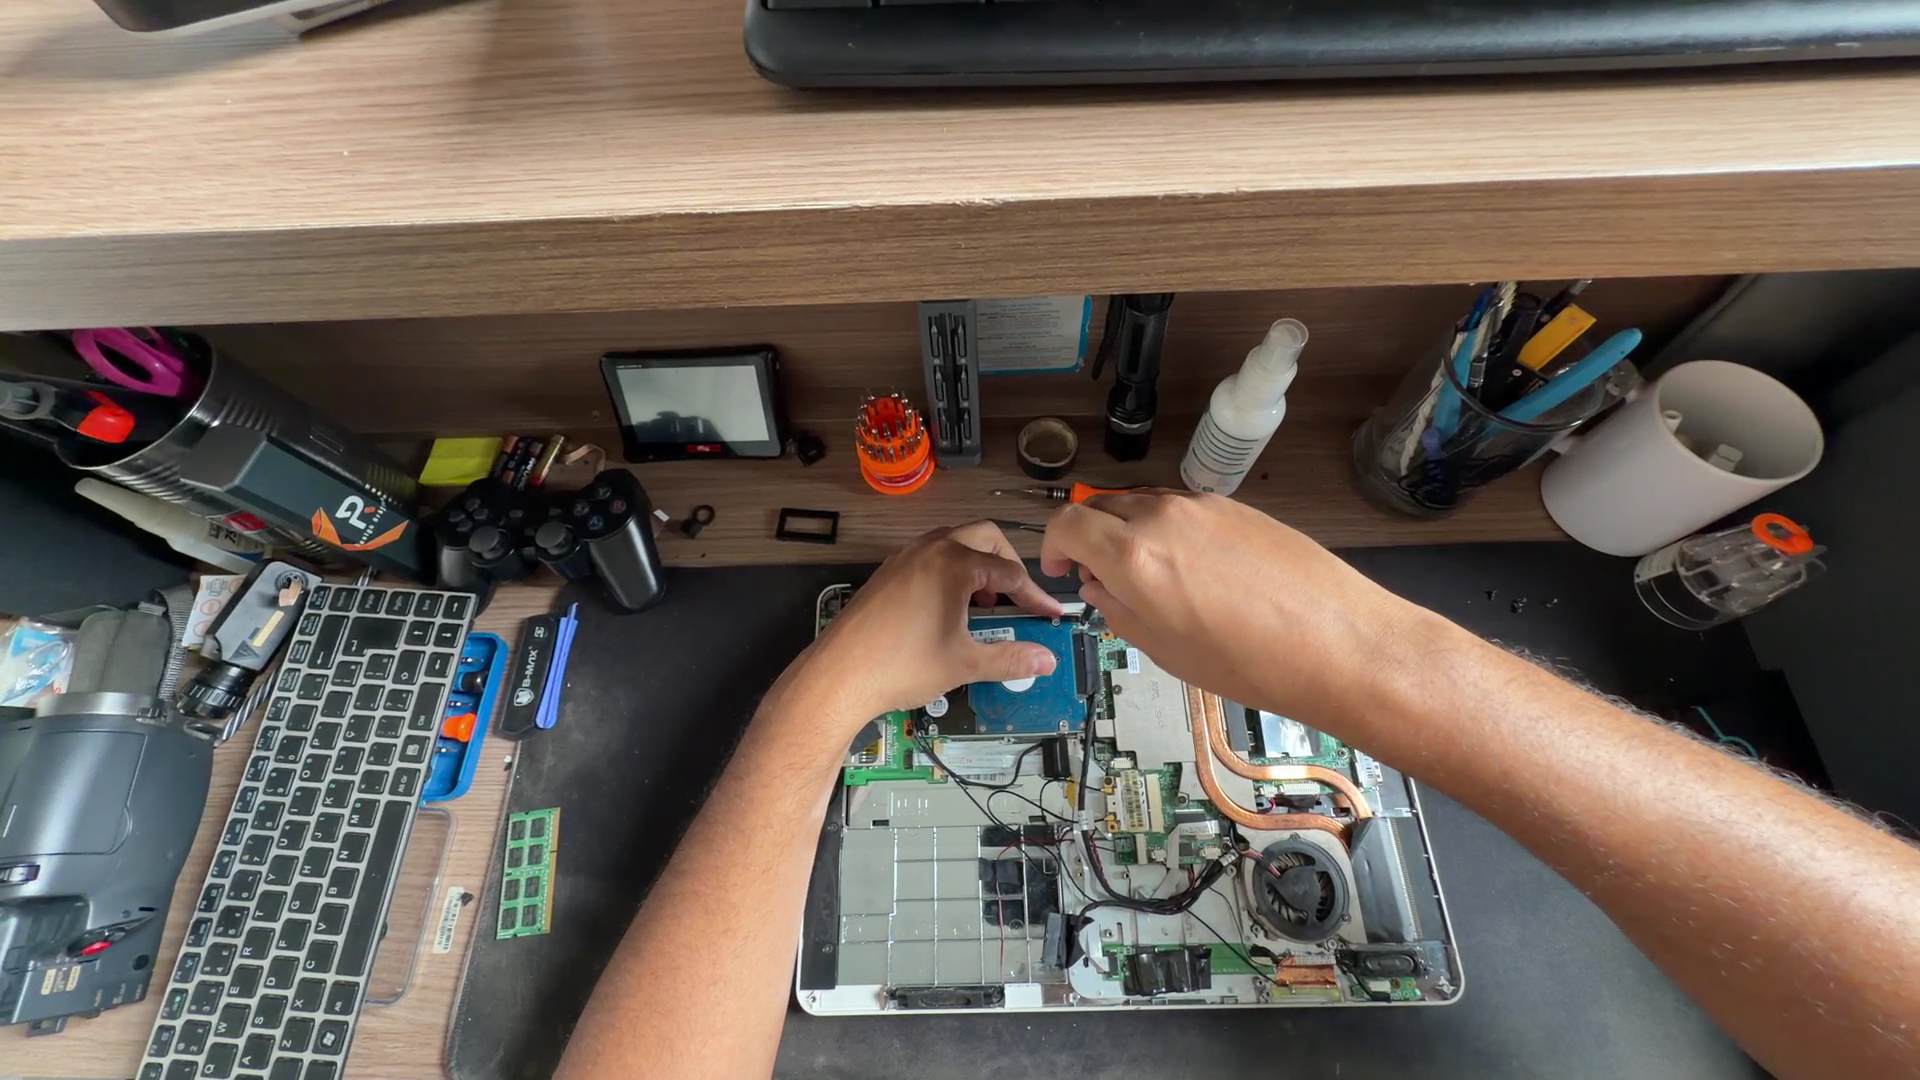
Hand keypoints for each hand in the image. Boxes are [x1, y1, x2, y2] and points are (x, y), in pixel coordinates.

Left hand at [795, 521, 1064, 727]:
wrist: (839, 674)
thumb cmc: (903, 665)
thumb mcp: (965, 663)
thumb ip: (1011, 658)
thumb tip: (1046, 660)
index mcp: (954, 562)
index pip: (1011, 572)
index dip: (1035, 596)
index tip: (1050, 615)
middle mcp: (930, 548)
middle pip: (984, 537)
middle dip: (1008, 563)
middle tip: (1018, 597)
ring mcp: (904, 557)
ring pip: (954, 542)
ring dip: (977, 564)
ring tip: (985, 603)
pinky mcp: (887, 572)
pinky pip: (930, 556)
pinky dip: (950, 571)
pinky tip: (949, 608)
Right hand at [1039, 491, 1432, 734]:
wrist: (1339, 644)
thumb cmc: (1248, 662)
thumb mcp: (1161, 649)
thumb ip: (1115, 607)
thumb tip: (1100, 586)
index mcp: (1133, 554)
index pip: (1067, 523)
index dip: (1052, 546)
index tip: (1061, 568)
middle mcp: (1161, 516)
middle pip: (1100, 507)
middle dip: (1088, 538)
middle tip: (1100, 576)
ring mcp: (1201, 505)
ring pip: (1140, 504)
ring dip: (1127, 531)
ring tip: (1150, 575)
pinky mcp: (1235, 506)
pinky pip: (1180, 508)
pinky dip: (1166, 529)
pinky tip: (1193, 567)